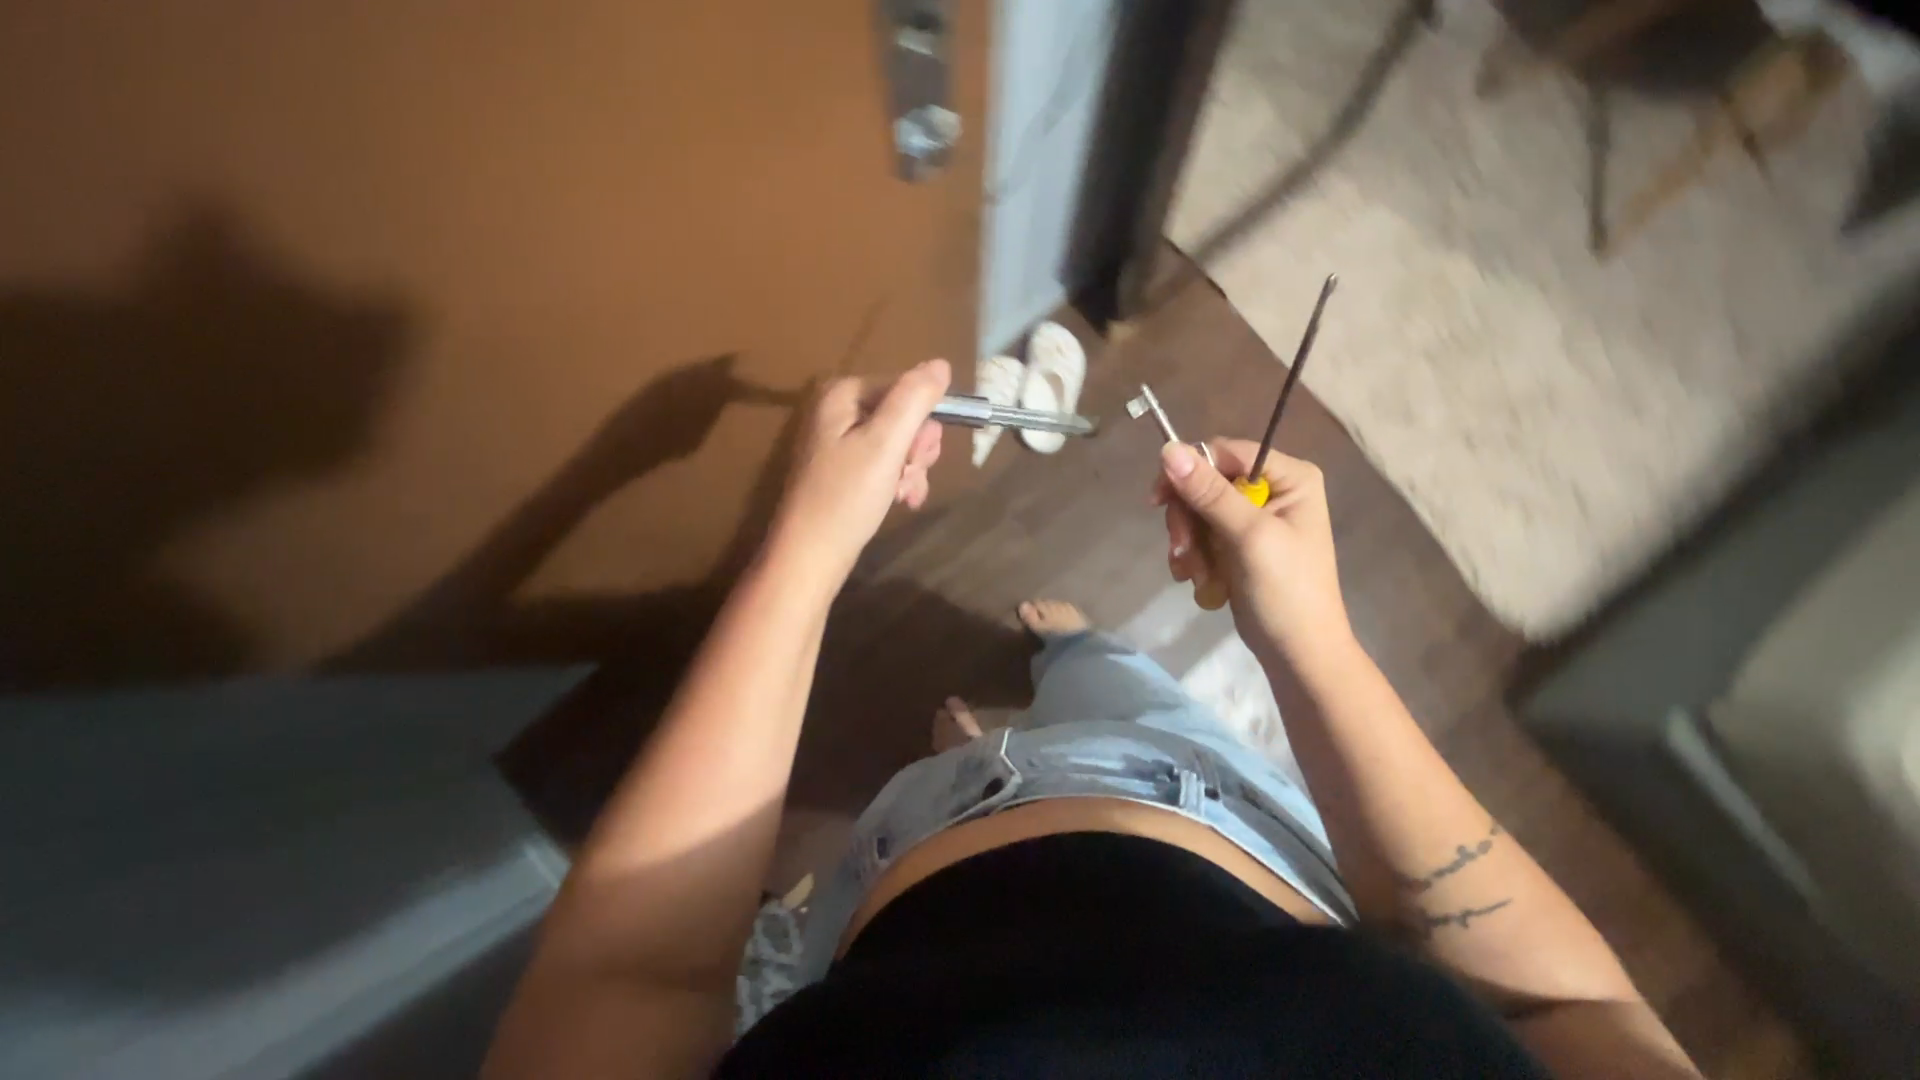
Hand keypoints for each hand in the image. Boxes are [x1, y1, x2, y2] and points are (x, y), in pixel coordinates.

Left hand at [769, 359, 949, 584]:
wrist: (810, 556)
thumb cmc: (846, 497)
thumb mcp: (885, 443)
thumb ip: (914, 399)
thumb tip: (941, 364)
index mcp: (842, 395)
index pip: (905, 387)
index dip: (922, 421)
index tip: (918, 455)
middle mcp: (838, 411)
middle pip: (903, 415)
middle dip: (916, 449)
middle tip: (909, 474)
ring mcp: (840, 443)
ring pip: (899, 443)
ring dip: (912, 470)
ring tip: (903, 495)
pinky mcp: (844, 471)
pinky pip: (886, 464)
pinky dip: (899, 482)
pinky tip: (901, 502)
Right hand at [1152, 439, 1352, 666]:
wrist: (1298, 652)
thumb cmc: (1285, 590)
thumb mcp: (1248, 536)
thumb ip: (1209, 492)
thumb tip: (1168, 449)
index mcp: (1290, 476)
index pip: (1225, 452)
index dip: (1190, 471)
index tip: (1159, 500)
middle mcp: (1273, 489)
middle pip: (1205, 483)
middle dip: (1188, 519)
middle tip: (1183, 551)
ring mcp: (1254, 519)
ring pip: (1197, 511)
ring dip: (1188, 543)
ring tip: (1194, 573)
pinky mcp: (1238, 545)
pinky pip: (1200, 535)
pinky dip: (1194, 556)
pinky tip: (1197, 579)